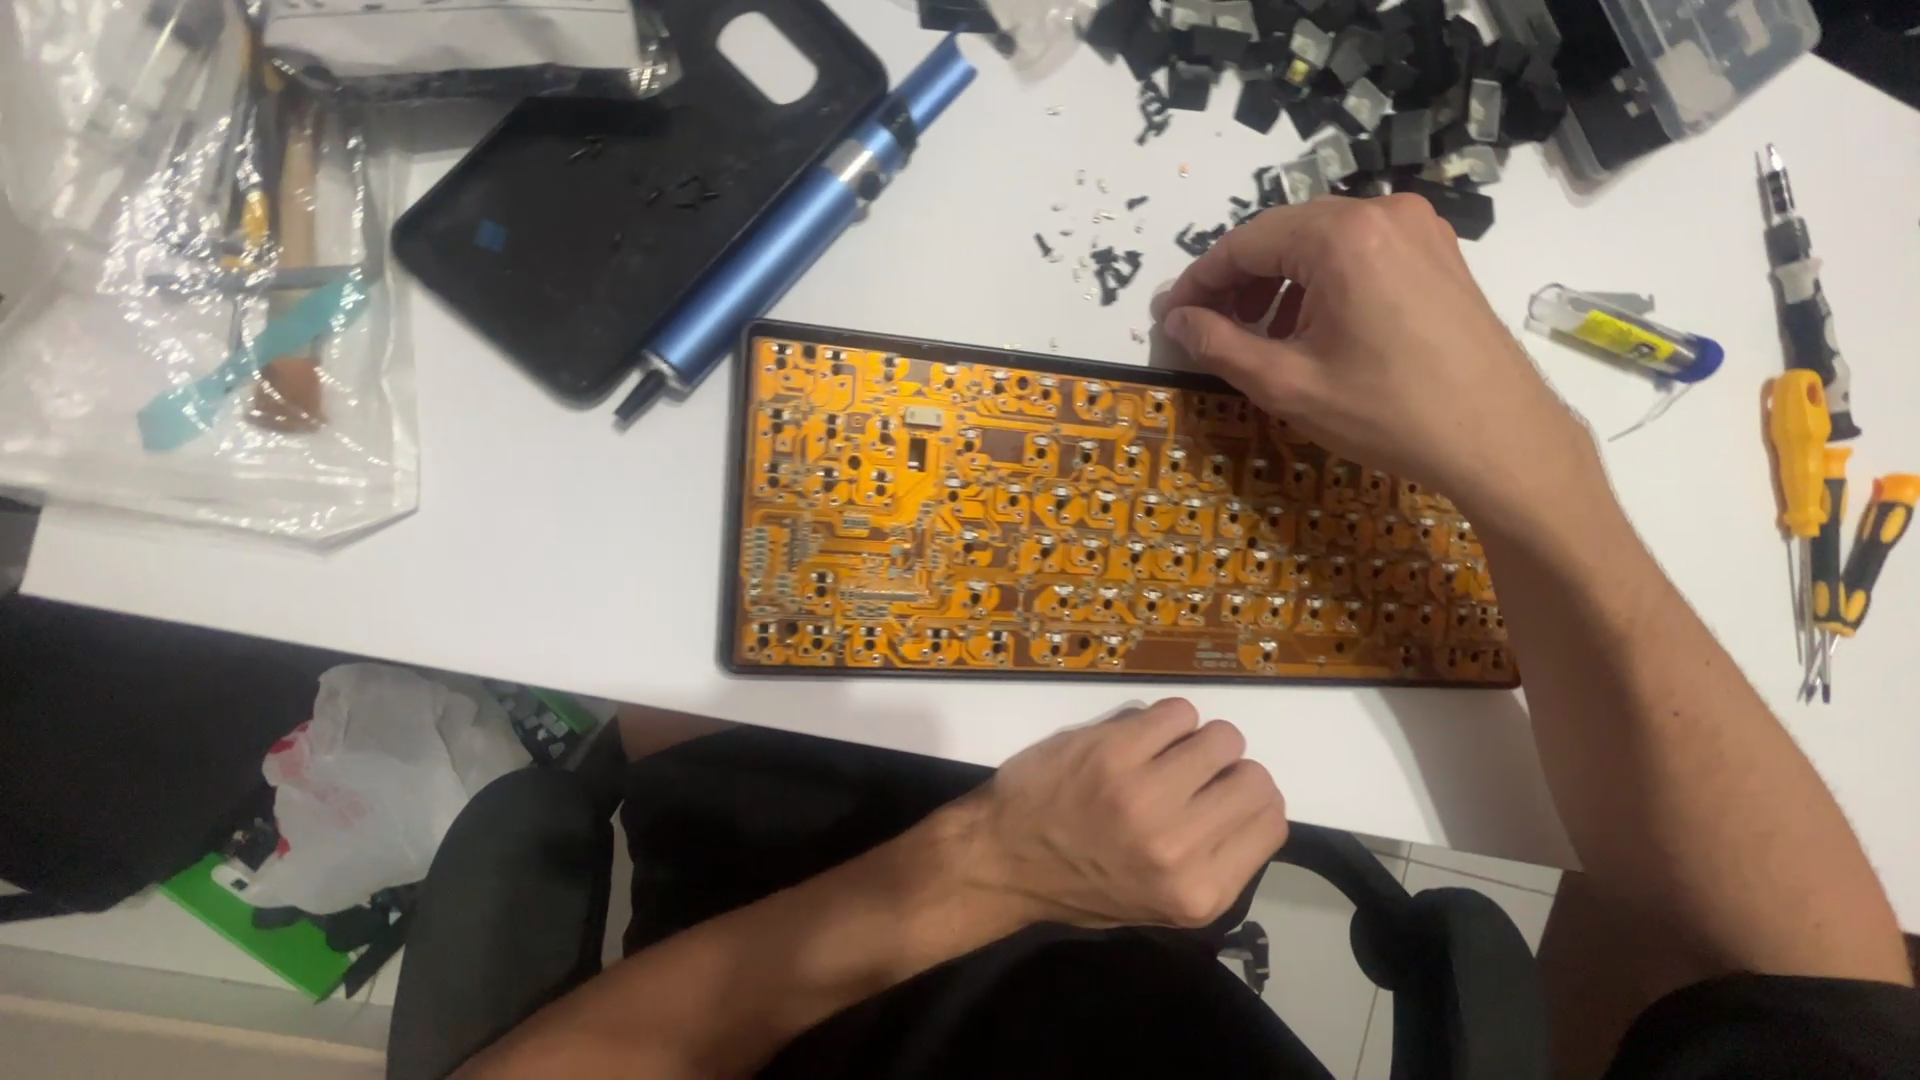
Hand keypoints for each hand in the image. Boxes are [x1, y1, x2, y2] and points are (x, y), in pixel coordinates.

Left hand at [953, 699, 1288, 929]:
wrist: (1002, 860)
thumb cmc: (1079, 884)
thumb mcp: (1160, 904)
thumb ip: (1213, 863)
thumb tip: (1249, 806)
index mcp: (1199, 893)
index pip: (1271, 820)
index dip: (1249, 799)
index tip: (1220, 794)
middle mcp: (1179, 847)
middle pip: (1253, 777)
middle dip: (1227, 769)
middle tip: (1190, 773)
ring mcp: (1144, 794)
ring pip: (1221, 737)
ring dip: (1198, 739)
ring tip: (1163, 753)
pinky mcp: (1112, 751)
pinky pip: (1177, 711)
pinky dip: (1166, 718)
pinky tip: (1139, 736)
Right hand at [1153, 196, 1603, 534]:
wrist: (1498, 438)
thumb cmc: (1385, 412)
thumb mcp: (1286, 384)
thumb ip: (1219, 345)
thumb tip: (1176, 320)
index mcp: (1343, 236)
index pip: (1245, 242)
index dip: (1200, 280)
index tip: (1171, 316)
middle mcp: (1382, 213)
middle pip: (1282, 235)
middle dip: (1237, 282)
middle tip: (1208, 329)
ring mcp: (1418, 229)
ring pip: (1319, 244)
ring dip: (1276, 283)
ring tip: (1255, 336)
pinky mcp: (1437, 254)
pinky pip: (1357, 254)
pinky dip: (1318, 284)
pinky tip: (1307, 329)